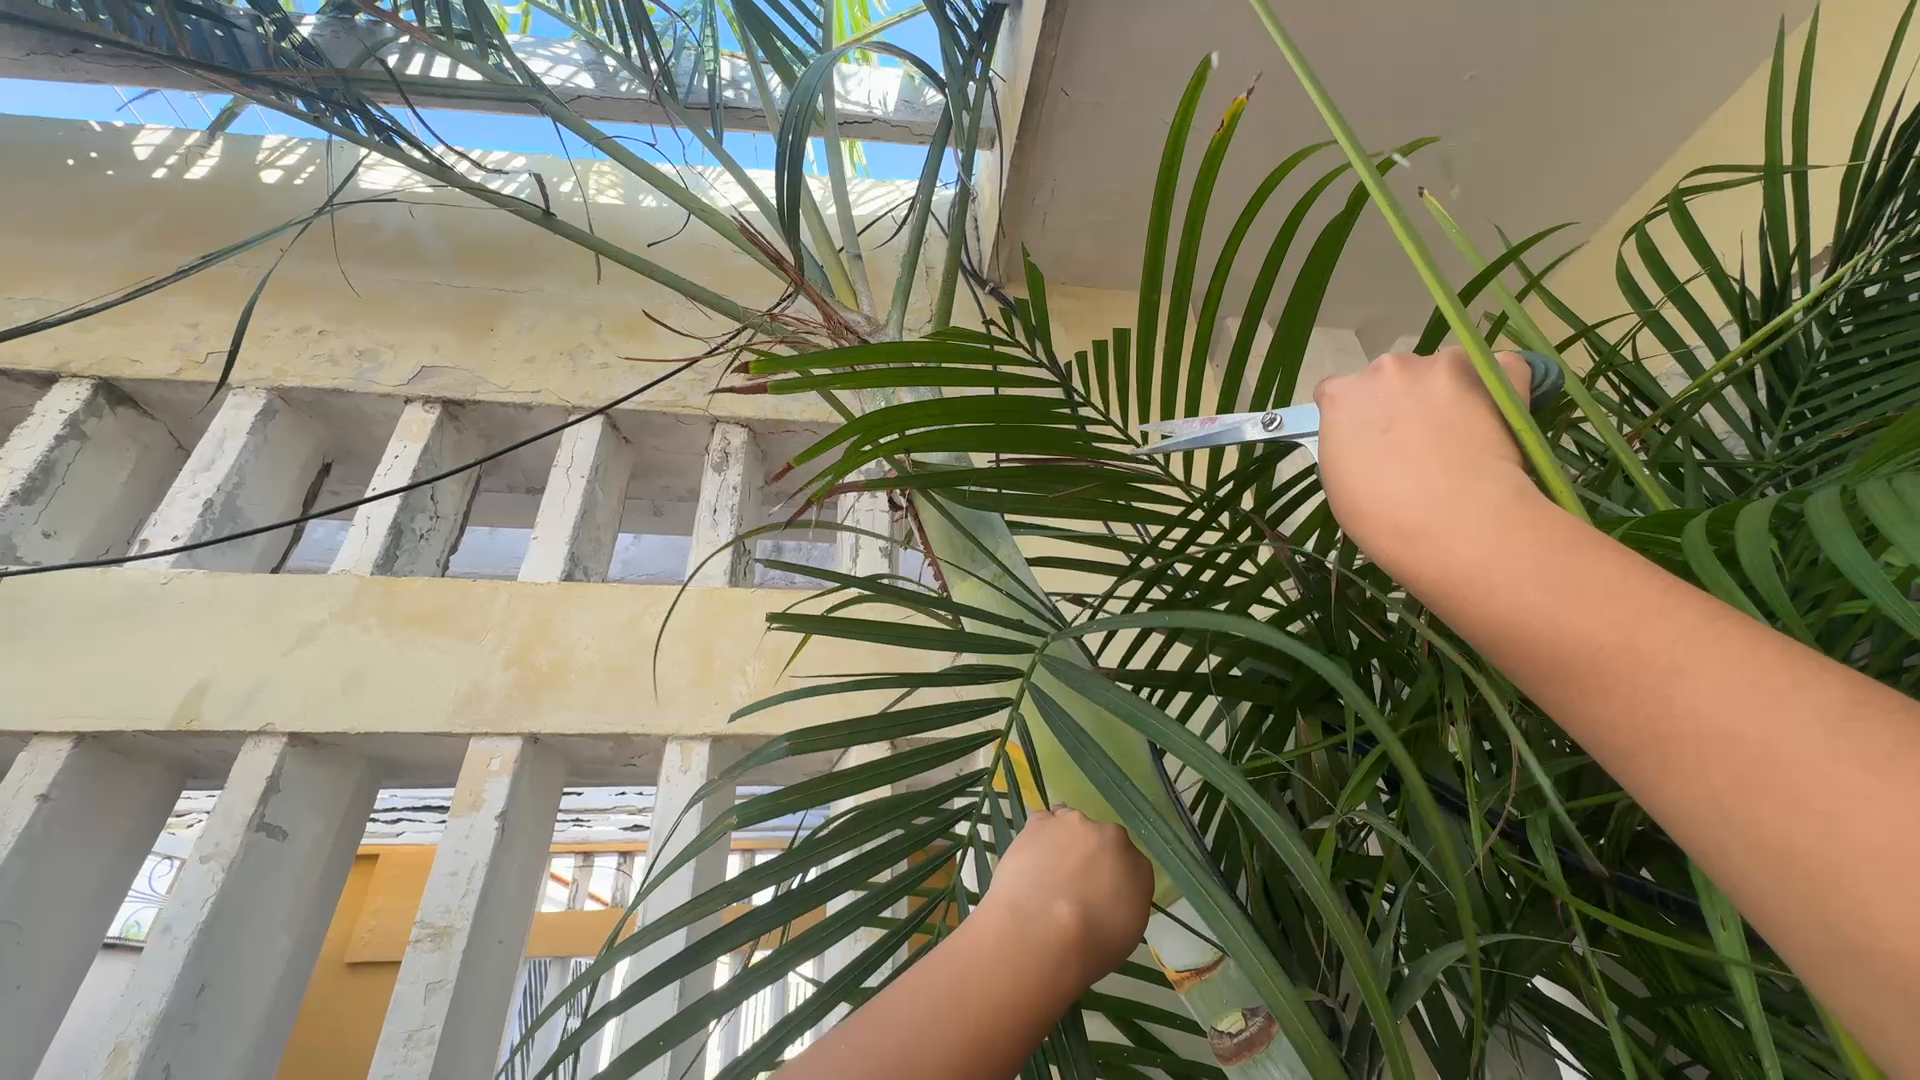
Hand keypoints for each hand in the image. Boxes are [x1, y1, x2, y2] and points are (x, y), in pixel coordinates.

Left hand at [974, 806, 1152, 987]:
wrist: (1042, 931)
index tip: (1098, 896)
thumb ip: (1123, 901)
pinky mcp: (1041, 822)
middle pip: (1102, 840)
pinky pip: (1043, 820)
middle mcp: (1112, 837)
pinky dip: (1039, 834)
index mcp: (1139, 866)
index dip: (1112, 880)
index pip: (1130, 865)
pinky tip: (1032, 855)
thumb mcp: (1126, 932)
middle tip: (1072, 886)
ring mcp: (1075, 824)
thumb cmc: (1090, 946)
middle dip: (1090, 858)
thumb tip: (1108, 895)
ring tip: (1047, 872)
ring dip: (1064, 842)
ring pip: (1072, 825)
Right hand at [1312, 346, 1544, 578]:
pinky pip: (1502, 369)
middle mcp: (1387, 368)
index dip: (1354, 417)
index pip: (1338, 391)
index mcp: (1342, 395)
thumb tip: (1369, 442)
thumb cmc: (1381, 515)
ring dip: (1447, 395)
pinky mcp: (1497, 371)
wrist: (1455, 520)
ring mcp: (1443, 364)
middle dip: (1400, 403)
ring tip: (1463, 439)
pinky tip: (1500, 421)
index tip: (1368, 440)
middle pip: (1391, 378)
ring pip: (1443, 372)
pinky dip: (1502, 388)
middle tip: (1417, 445)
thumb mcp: (1337, 481)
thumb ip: (1346, 445)